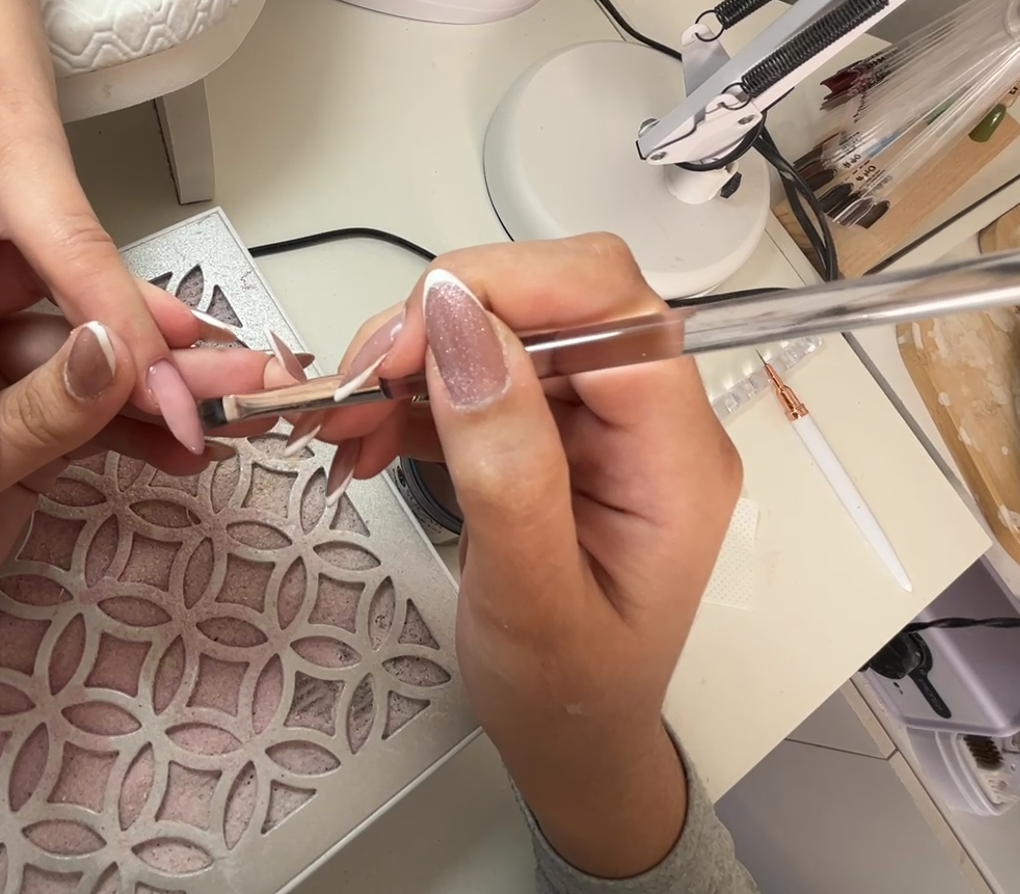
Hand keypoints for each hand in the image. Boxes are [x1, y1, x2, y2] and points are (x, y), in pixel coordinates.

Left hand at [0, 308, 290, 791]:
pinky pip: (85, 439)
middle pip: (74, 339)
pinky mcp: (9, 452)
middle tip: (248, 370)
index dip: (113, 313)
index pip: (22, 294)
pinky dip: (137, 449)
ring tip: (242, 412)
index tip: (188, 335)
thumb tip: (110, 349)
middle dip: (166, 362)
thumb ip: (19, 419)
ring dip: (166, 406)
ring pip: (89, 388)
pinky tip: (188, 454)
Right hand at [319, 235, 742, 877]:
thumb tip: (458, 321)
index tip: (405, 338)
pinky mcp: (546, 427)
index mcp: (674, 451)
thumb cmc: (565, 694)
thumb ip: (503, 461)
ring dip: (410, 362)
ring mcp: (594, 416)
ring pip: (496, 328)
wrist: (566, 734)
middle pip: (546, 299)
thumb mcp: (531, 598)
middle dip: (439, 325)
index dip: (504, 286)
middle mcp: (643, 412)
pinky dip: (409, 393)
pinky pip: (472, 372)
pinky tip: (366, 435)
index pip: (609, 301)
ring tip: (345, 421)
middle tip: (356, 383)